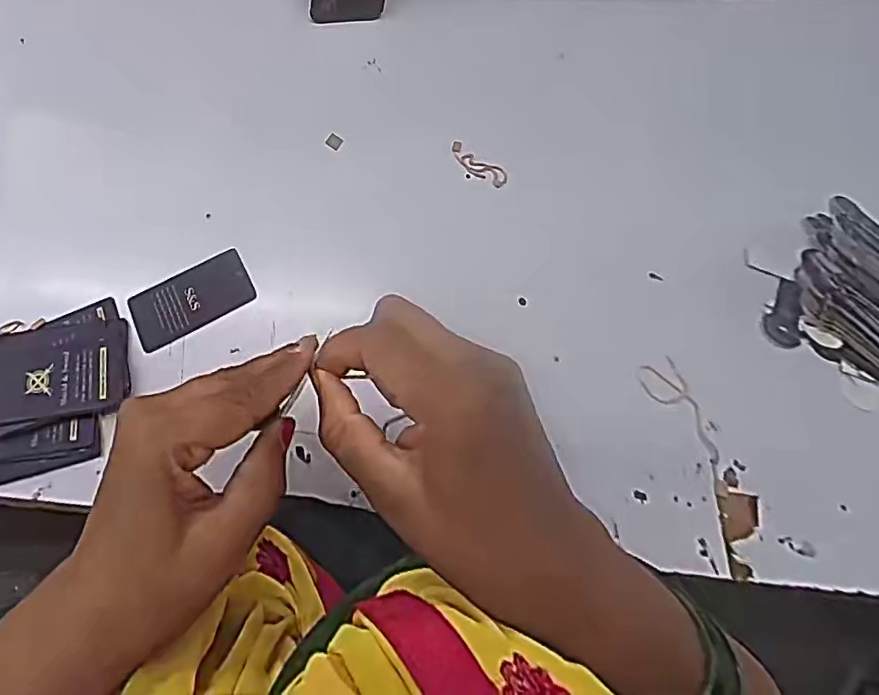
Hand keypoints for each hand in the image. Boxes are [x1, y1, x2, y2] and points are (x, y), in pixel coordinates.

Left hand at [0, 336, 316, 694]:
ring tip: (291, 362)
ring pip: (212, 387)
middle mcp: (147, 417)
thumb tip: (282, 430)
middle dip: (269, 368)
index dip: (279, 377)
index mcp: (161, 437)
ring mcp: (143, 420)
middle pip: (224, 384)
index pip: (236, 398)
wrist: (95, 612)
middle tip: (306, 350)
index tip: (309, 356)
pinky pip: (200, 399)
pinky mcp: (146, 429)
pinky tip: (256, 386)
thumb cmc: (146, 591)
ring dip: (254, 377)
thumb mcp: (222, 543)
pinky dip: (234, 393)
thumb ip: (261, 479)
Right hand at [313, 297, 712, 694]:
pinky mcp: (500, 372)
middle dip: (361, 343)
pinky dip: (412, 360)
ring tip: (377, 404)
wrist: (557, 565)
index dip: (337, 352)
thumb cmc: (477, 544)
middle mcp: (475, 364)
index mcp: (450, 393)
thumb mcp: (394, 495)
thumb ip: (345, 430)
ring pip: (416, 324)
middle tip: (346, 387)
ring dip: (387, 351)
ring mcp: (492, 364)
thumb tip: (322, 384)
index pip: (375, 338)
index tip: (321, 379)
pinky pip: (439, 342)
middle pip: (396, 314)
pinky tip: (411, 409)